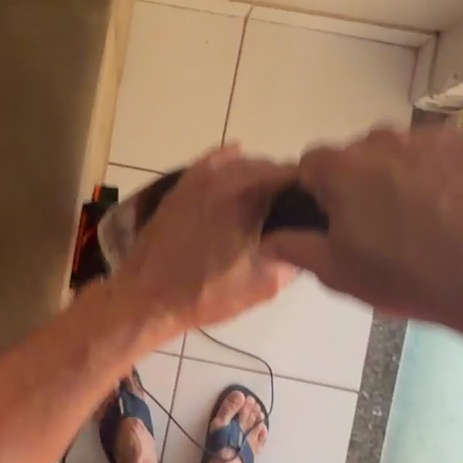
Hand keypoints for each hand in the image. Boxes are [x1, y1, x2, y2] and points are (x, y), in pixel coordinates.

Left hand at [112, 147, 298, 332]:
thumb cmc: (204, 293)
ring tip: (266, 205)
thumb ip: (293, 258)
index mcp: (247, 196)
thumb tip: (306, 242)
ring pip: (240, 165)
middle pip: (267, 168)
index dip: (308, 191)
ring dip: (257, 178)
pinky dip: (231, 168)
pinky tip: (239, 183)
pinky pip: (213, 165)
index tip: (315, 209)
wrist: (146, 297)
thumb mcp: (263, 285)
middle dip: (282, 185)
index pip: (292, 177)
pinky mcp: (180, 186)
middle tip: (293, 212)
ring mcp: (198, 178)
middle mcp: (224, 177)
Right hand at [263, 127, 462, 328]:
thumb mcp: (340, 273)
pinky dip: (448, 173)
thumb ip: (295, 248)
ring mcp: (435, 137)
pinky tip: (461, 208)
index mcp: (343, 168)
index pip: (311, 165)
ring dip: (405, 176)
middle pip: (359, 156)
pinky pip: (449, 152)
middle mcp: (385, 140)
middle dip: (363, 183)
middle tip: (383, 227)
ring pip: (405, 152)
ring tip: (428, 220)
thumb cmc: (410, 278)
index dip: (317, 193)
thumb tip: (268, 238)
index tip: (334, 221)